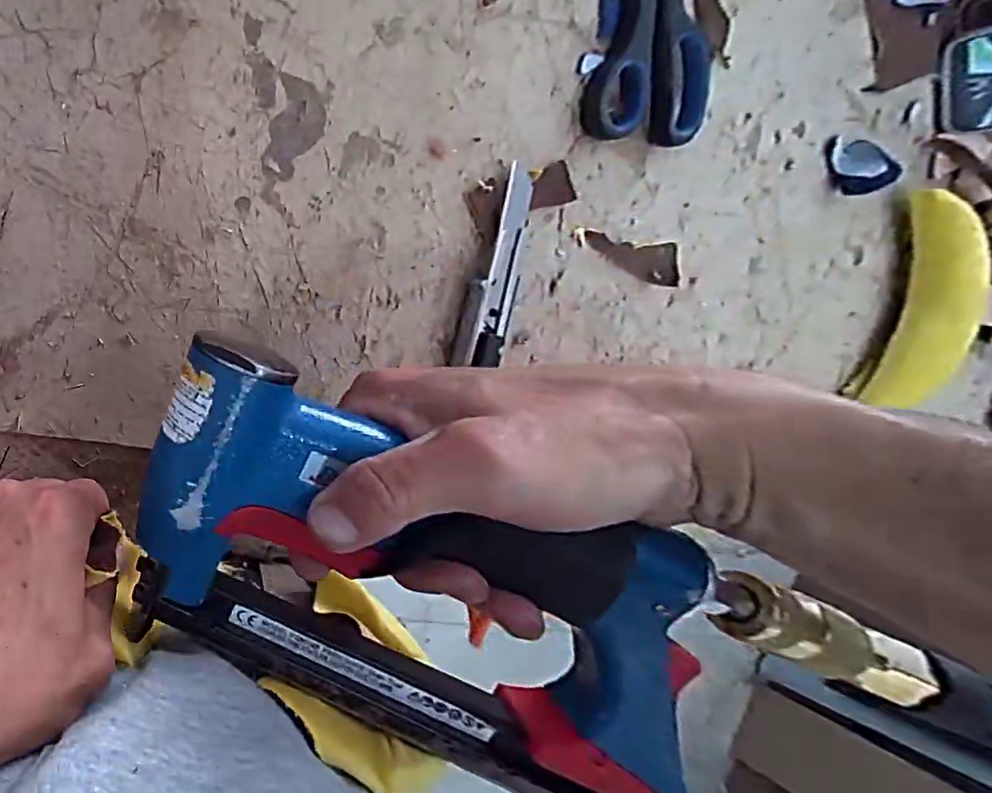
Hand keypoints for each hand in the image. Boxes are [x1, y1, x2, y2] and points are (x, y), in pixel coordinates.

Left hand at [0, 478, 115, 792]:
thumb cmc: (11, 680)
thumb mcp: (94, 652)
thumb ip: (110, 598)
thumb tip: (100, 580)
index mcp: (57, 511)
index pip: (95, 497)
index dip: (101, 535)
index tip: (93, 572)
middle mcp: (12, 495)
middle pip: (54, 499)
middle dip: (63, 533)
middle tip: (56, 585)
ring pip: (15, 511)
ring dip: (24, 537)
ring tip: (12, 592)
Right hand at [300, 365, 729, 638]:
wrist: (676, 448)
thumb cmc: (577, 439)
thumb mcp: (475, 465)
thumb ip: (393, 488)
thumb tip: (319, 523)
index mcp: (387, 402)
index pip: (315, 453)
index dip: (317, 510)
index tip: (337, 561)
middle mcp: (408, 427)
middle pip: (367, 507)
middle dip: (410, 558)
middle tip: (458, 577)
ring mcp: (448, 459)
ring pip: (416, 534)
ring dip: (456, 575)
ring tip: (506, 589)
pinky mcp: (483, 486)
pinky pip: (458, 541)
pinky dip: (485, 573)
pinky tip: (522, 589)